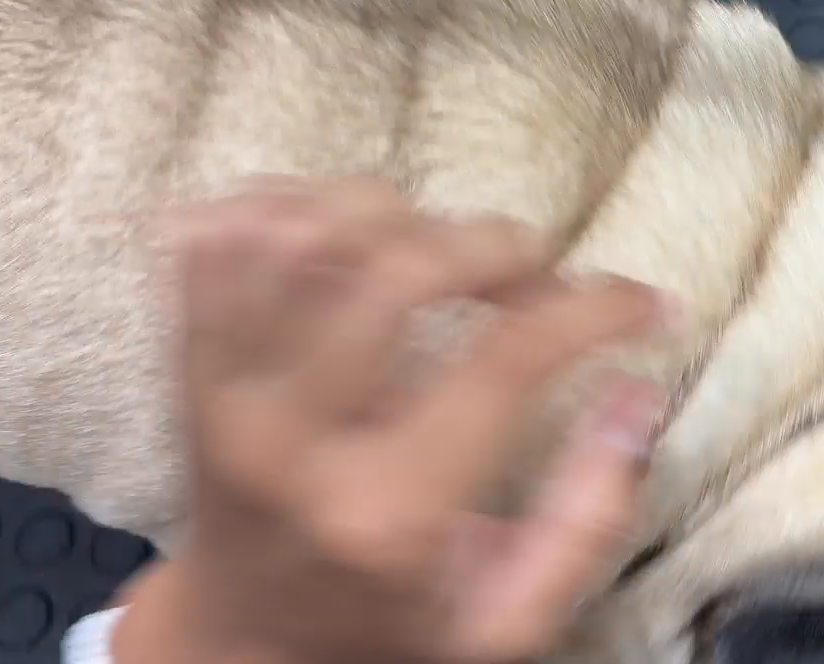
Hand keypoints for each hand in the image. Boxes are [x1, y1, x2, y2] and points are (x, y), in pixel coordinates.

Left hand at [113, 176, 667, 663]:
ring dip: (399, 214)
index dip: (597, 309)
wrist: (233, 645)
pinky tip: (349, 231)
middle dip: (497, 245)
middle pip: (401, 269)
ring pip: (306, 229)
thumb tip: (636, 386)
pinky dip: (293, 202)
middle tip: (533, 271)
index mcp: (385, 508)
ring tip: (443, 248)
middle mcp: (289, 438)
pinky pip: (218, 235)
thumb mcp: (509, 618)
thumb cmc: (389, 624)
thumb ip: (590, 513)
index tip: (644, 302)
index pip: (508, 359)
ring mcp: (219, 389)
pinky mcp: (179, 358)